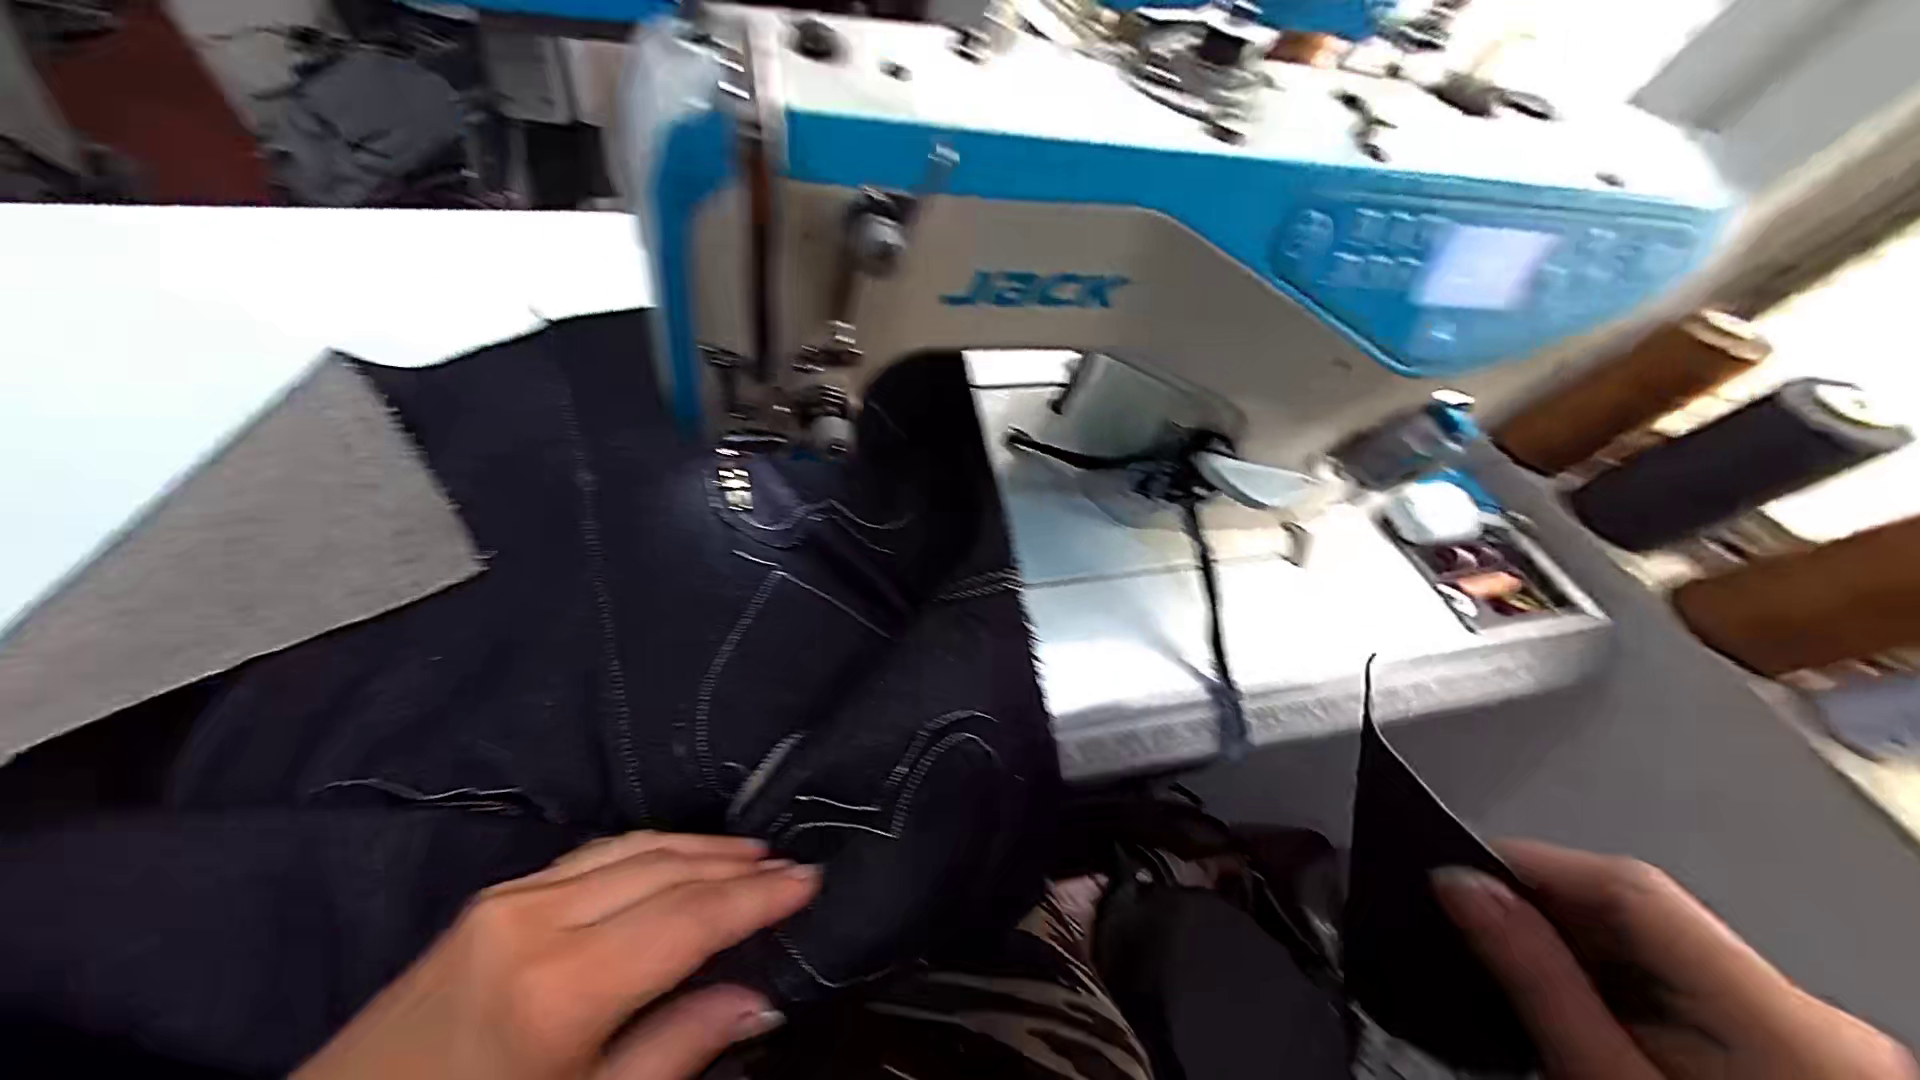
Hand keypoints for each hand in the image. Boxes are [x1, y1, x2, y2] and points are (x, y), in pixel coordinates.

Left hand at [295, 831, 819, 1079]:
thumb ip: (677, 1051)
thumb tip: (761, 999)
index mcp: (560, 987)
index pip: (691, 917)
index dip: (759, 897)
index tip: (811, 879)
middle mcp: (537, 919)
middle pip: (667, 870)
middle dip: (738, 867)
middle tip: (792, 867)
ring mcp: (508, 900)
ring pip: (634, 848)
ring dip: (700, 847)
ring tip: (752, 853)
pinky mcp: (490, 900)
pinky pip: (595, 855)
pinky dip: (651, 849)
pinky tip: (678, 857)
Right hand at [1435, 840, 1915, 1079]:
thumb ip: (1533, 976)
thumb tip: (1459, 885)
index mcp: (1775, 1020)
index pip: (1626, 884)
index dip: (1530, 863)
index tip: (1457, 873)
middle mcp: (1812, 1018)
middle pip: (1646, 914)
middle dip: (1548, 910)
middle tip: (1476, 930)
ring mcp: (1820, 1043)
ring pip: (1664, 949)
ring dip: (1581, 947)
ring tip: (1526, 980)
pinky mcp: (1806, 1062)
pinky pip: (1690, 987)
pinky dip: (1623, 984)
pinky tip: (1588, 1015)